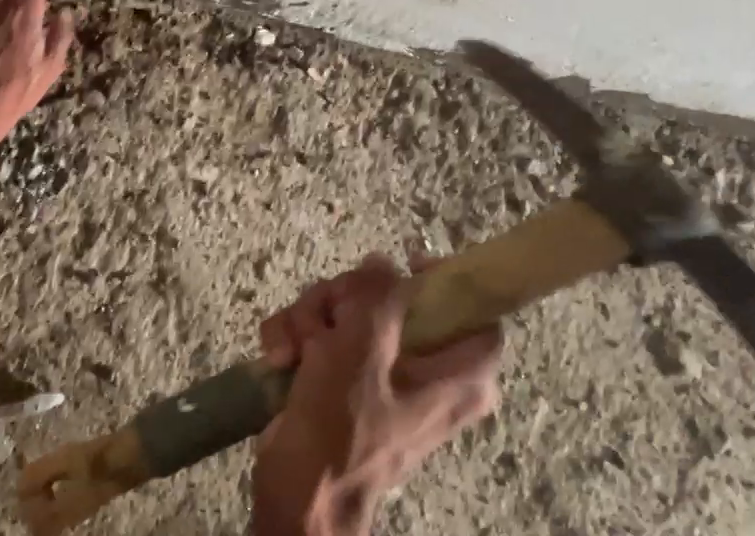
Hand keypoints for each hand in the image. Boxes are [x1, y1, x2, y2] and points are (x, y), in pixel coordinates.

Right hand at [252, 255, 501, 535]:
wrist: (299, 491)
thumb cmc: (341, 428)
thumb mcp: (359, 352)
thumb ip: (376, 298)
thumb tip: (384, 263)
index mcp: (457, 373)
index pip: (475, 310)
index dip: (442, 279)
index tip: (398, 264)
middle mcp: (426, 372)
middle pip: (392, 300)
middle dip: (342, 299)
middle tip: (324, 318)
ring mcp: (381, 377)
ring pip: (348, 313)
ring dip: (309, 319)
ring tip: (292, 348)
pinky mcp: (343, 383)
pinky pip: (322, 336)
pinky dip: (295, 339)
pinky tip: (279, 356)